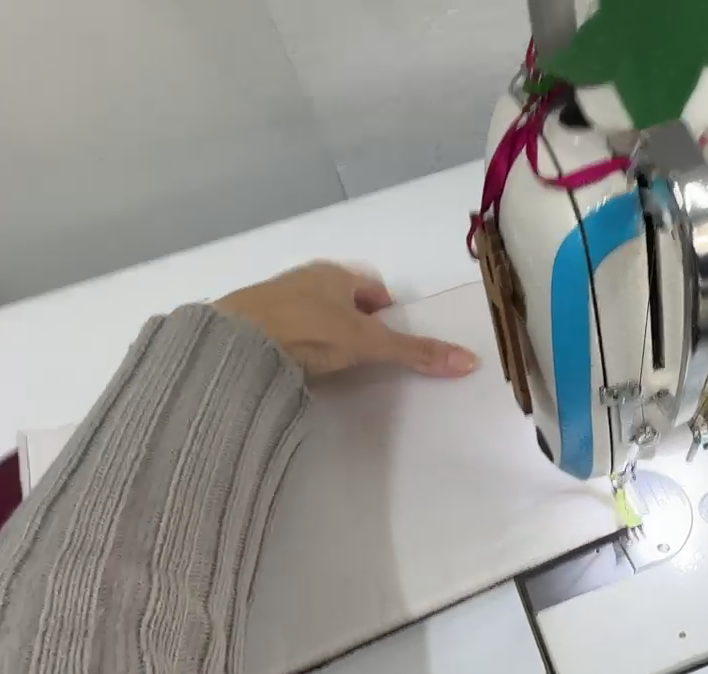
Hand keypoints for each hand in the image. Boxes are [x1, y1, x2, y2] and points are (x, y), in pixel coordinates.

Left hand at [214, 263, 478, 377]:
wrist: (238, 343)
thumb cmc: (311, 330)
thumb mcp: (370, 343)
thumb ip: (416, 353)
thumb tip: (470, 360)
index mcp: (335, 274)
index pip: (371, 286)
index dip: (385, 310)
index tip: (388, 336)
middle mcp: (305, 278)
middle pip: (343, 300)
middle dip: (357, 323)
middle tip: (365, 354)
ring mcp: (276, 297)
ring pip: (314, 313)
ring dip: (326, 333)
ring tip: (333, 363)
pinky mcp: (253, 320)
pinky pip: (287, 328)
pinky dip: (299, 343)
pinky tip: (300, 364)